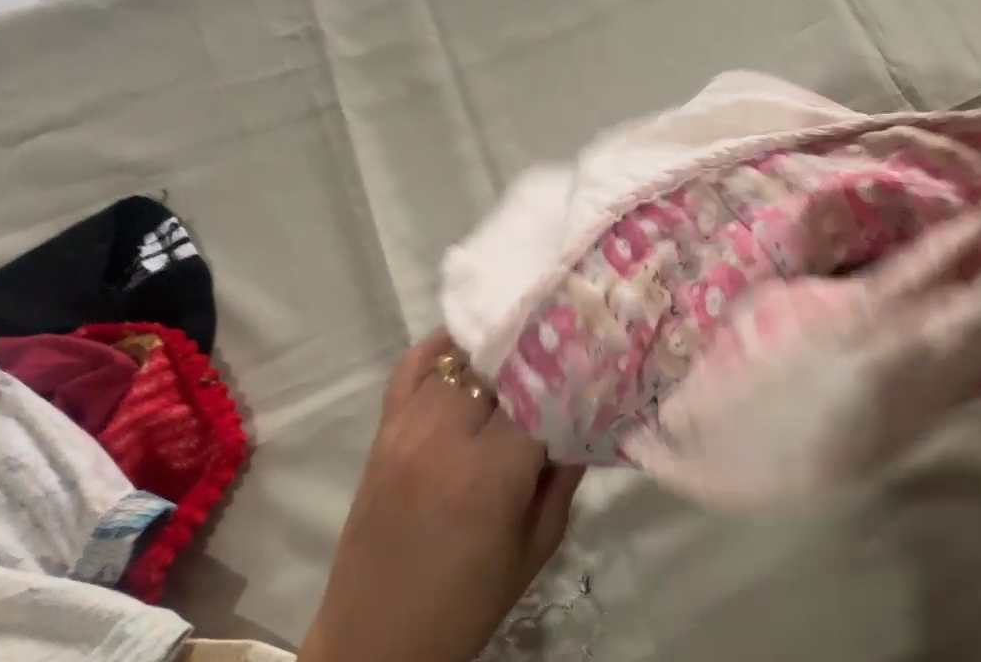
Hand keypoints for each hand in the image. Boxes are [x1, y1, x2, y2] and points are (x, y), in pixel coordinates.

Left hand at [300, 330, 583, 661]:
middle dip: (541, 359)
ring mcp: (404, 431)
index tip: (604, 367)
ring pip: (461, 359)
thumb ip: (565, 474)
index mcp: (489, 472)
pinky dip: (442, 350)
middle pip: (503, 365)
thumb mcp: (539, 544)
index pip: (544, 393)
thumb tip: (589, 418)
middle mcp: (443, 438)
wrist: (376, 643)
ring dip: (499, 355)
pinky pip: (410, 370)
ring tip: (531, 354)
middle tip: (573, 359)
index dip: (576, 377)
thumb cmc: (469, 602)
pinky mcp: (381, 435)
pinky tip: (472, 347)